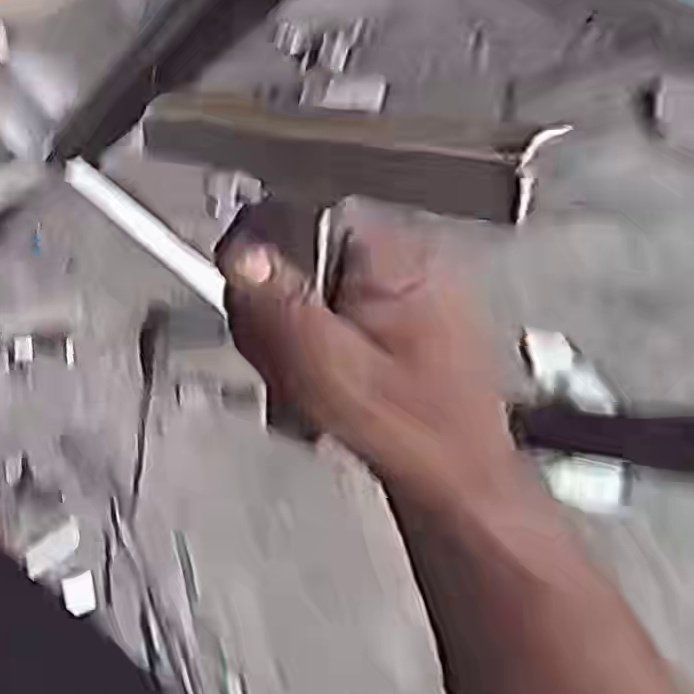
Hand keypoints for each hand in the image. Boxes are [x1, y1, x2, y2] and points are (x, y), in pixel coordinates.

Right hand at [220, 207, 528, 509]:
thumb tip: (240, 252)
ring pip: (289, 273)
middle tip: (281, 351)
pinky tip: (312, 365)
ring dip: (276, 323)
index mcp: (399, 257)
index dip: (256, 253)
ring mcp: (392, 278)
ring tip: (300, 368)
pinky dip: (295, 330)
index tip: (251, 300)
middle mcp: (401, 254)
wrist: (453, 480)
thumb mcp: (328, 366)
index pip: (294, 213)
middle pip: (285, 245)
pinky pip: (309, 293)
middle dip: (266, 302)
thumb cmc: (407, 429)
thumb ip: (281, 304)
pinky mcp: (381, 300)